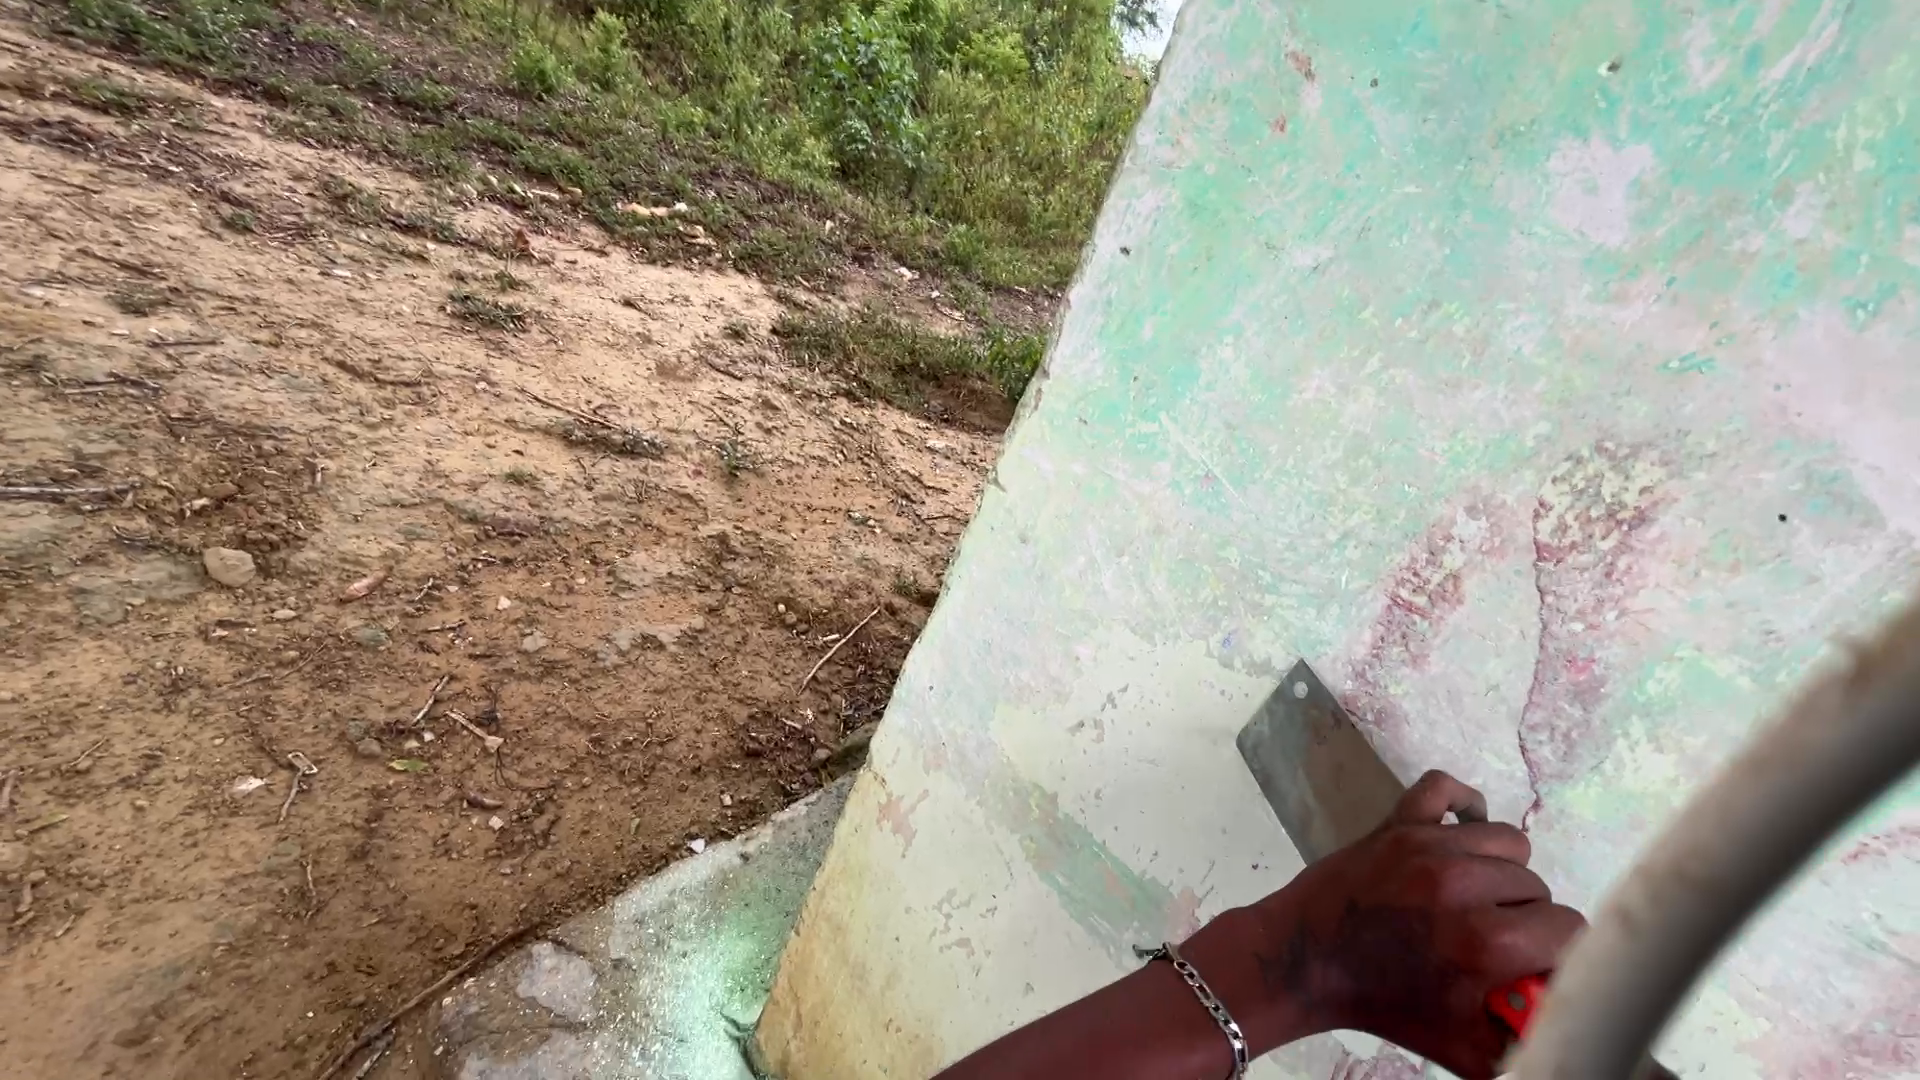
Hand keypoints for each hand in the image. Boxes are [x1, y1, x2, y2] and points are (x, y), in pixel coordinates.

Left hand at [1248, 771, 1586, 1079]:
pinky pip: (1443, 787)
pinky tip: (1462, 832)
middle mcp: (1459, 884)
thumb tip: (1629, 1068)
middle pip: (1537, 887)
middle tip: (1489, 936)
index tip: (1531, 962)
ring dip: (1499, 869)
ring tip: (1474, 895)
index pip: (1571, 930)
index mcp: (1485, 942)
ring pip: (1506, 841)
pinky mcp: (1394, 822)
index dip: (1557, 951)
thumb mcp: (1473, 1051)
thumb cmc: (1389, 1004)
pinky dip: (1461, 803)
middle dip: (1524, 915)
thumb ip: (1545, 1049)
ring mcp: (1423, 845)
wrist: (1307, 958)